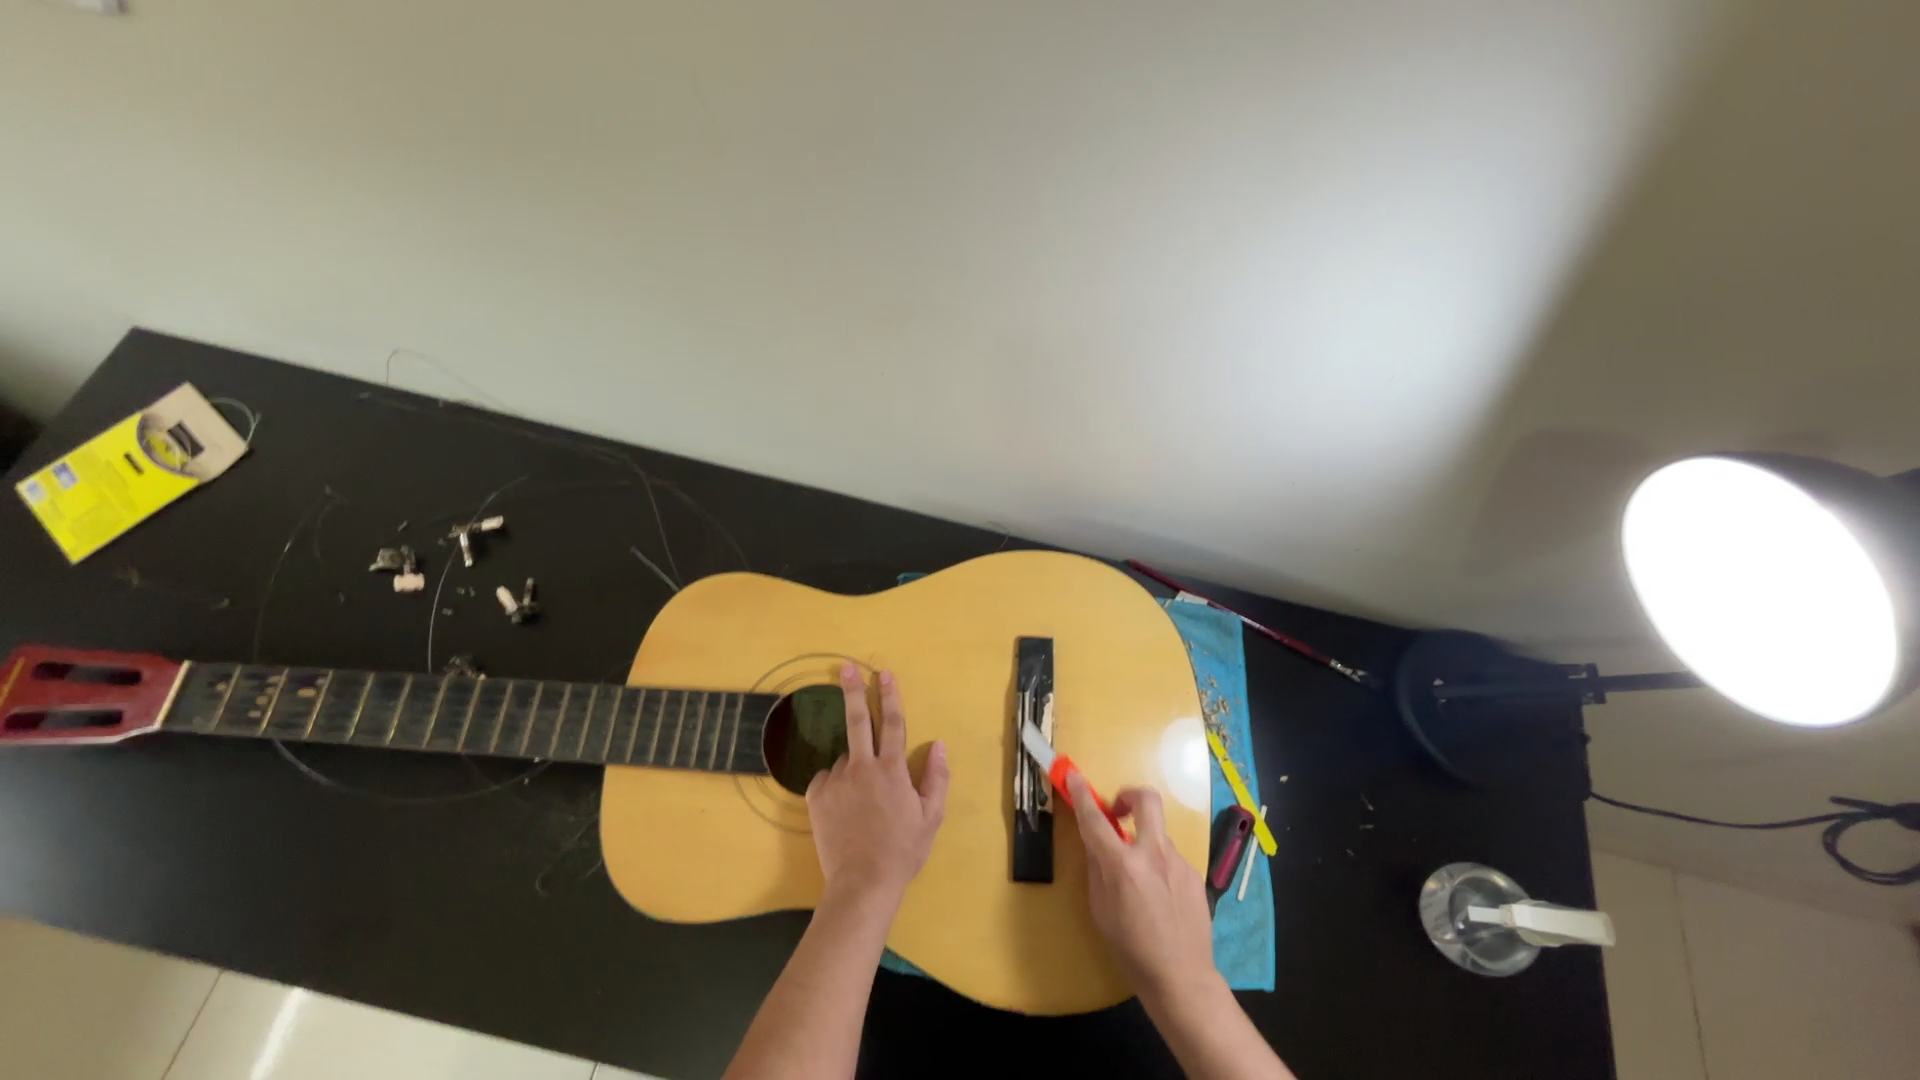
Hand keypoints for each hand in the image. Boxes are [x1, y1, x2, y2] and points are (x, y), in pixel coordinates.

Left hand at [805, 664, 949, 906]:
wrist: (862, 882)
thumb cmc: (903, 850)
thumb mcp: (931, 816)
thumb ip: (936, 777)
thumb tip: (939, 745)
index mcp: (892, 770)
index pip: (892, 722)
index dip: (889, 696)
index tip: (884, 673)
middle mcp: (861, 767)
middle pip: (857, 720)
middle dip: (852, 690)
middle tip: (845, 667)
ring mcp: (836, 781)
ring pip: (845, 760)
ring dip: (854, 766)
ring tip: (863, 802)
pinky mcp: (816, 796)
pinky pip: (827, 780)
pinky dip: (836, 785)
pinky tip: (844, 808)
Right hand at [1068, 776, 1217, 1005]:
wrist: (1181, 976)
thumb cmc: (1130, 948)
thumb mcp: (1099, 909)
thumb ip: (1097, 868)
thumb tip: (1096, 842)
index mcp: (1122, 864)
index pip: (1096, 819)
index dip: (1082, 794)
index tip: (1073, 776)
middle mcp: (1152, 854)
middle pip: (1146, 799)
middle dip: (1129, 795)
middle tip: (1118, 811)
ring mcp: (1178, 862)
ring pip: (1157, 835)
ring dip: (1144, 844)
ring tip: (1140, 882)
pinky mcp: (1194, 874)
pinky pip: (1170, 859)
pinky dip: (1158, 867)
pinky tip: (1159, 899)